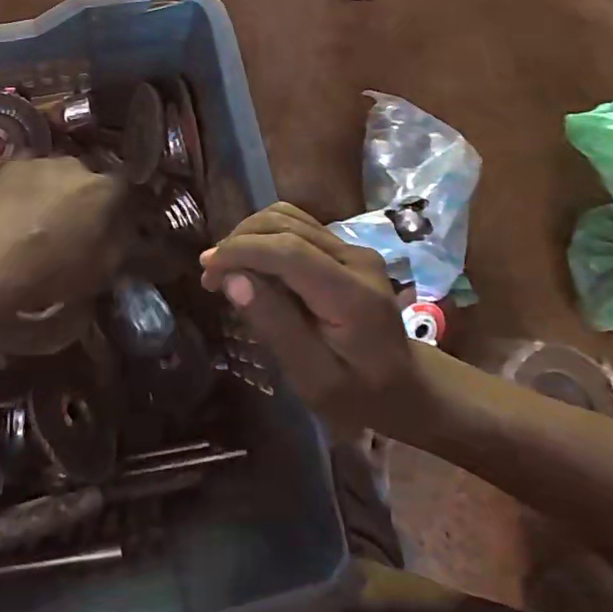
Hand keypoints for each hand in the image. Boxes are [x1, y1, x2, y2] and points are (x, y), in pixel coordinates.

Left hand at [0, 156, 127, 309]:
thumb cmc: (53, 272)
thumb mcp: (103, 269)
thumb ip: (120, 242)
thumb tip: (122, 229)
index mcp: (106, 189)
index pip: (123, 188)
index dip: (117, 206)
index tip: (110, 222)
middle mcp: (77, 166)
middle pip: (87, 178)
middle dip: (84, 196)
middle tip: (72, 223)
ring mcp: (40, 161)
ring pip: (55, 174)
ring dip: (54, 190)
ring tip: (39, 218)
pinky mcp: (7, 166)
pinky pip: (26, 174)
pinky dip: (26, 188)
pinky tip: (15, 210)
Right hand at [199, 203, 427, 432]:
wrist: (406, 385)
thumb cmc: (359, 393)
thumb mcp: (314, 378)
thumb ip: (276, 326)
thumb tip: (234, 280)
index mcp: (352, 294)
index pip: (289, 250)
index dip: (242, 251)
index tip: (207, 270)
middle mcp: (355, 258)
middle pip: (285, 224)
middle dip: (239, 241)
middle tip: (211, 276)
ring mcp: (353, 248)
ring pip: (289, 217)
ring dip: (249, 235)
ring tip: (226, 270)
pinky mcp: (345, 249)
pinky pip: (297, 228)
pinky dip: (264, 237)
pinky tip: (250, 264)